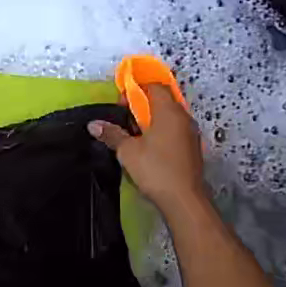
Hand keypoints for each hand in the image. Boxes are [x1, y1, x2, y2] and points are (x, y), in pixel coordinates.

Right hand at [89, 84, 207, 214]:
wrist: (184, 199)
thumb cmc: (155, 170)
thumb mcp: (127, 151)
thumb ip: (112, 134)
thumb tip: (93, 125)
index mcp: (168, 111)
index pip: (155, 86)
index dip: (137, 89)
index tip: (122, 102)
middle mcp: (183, 117)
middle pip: (163, 100)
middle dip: (142, 104)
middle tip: (124, 118)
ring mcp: (190, 133)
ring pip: (169, 116)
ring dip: (152, 119)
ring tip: (133, 134)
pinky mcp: (192, 148)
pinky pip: (175, 130)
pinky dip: (161, 131)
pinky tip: (148, 147)